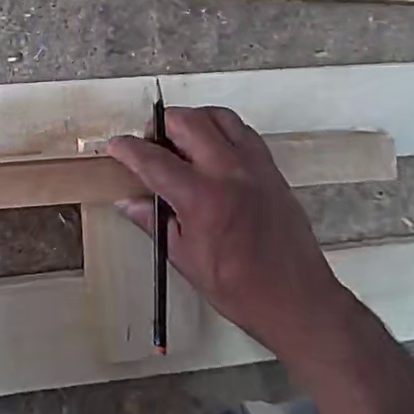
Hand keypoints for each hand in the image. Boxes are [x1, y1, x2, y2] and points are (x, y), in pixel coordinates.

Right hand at [106, 106, 354, 355]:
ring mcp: (253, 164)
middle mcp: (228, 171)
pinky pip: (241, 129)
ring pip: (217, 116)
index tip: (116, 145)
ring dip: (192, 119)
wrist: (297, 298)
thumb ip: (155, 223)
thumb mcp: (186, 261)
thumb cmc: (239, 289)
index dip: (129, 149)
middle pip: (187, 121)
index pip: (155, 160)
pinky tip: (211, 147)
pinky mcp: (270, 165)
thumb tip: (127, 202)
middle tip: (150, 144)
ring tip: (180, 140)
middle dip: (160, 126)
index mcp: (203, 199)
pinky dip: (220, 127)